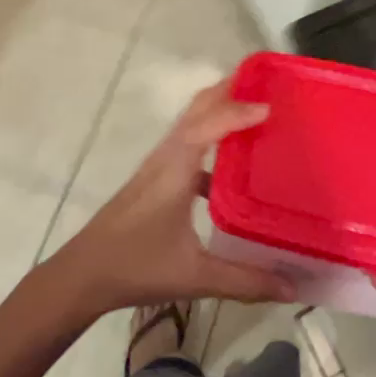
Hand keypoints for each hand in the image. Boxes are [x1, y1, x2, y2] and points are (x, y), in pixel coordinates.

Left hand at [48, 78, 295, 314]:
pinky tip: (235, 169)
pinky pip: (188, 144)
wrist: (82, 276)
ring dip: (222, 111)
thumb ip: (245, 280)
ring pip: (193, 123)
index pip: (209, 123)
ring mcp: (158, 166)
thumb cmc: (136, 267)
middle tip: (271, 89)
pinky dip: (213, 139)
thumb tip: (293, 287)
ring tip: (261, 117)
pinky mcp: (155, 179)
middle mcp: (166, 157)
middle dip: (232, 91)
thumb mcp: (195, 276)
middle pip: (199, 107)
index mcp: (175, 168)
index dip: (239, 110)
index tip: (273, 107)